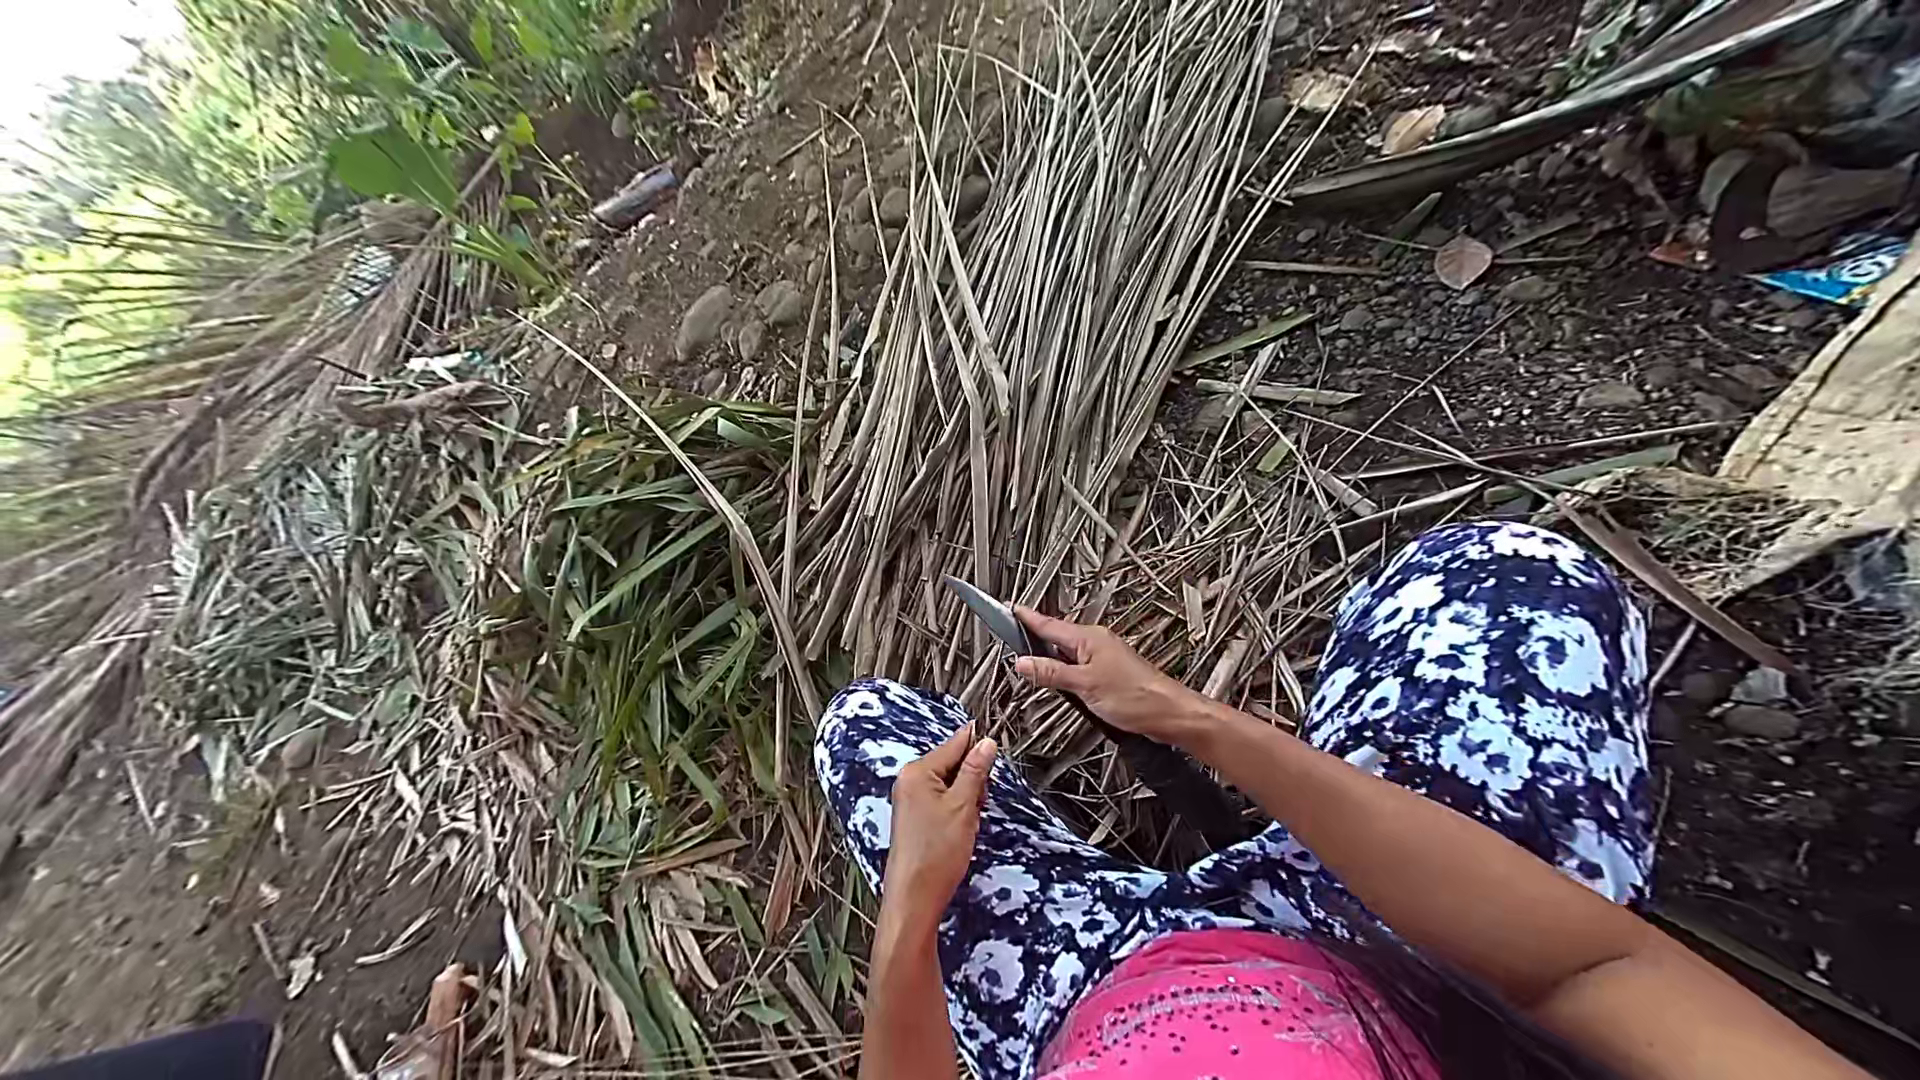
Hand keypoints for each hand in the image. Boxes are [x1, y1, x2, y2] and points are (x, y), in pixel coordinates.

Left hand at [880, 726, 997, 932]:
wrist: (914, 898)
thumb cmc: (935, 854)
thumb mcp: (963, 806)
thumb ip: (976, 771)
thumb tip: (986, 743)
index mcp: (917, 771)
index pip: (954, 744)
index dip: (977, 747)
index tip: (996, 748)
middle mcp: (910, 780)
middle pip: (952, 763)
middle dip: (972, 780)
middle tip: (977, 803)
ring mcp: (911, 798)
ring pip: (950, 783)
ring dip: (967, 797)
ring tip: (968, 821)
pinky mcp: (915, 816)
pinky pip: (943, 799)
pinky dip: (957, 809)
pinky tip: (960, 828)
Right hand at [1012, 607, 1210, 742]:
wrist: (1169, 713)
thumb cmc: (1137, 696)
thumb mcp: (1084, 685)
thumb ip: (1051, 673)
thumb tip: (1024, 663)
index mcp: (1089, 638)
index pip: (1049, 624)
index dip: (1027, 618)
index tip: (1012, 609)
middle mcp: (1097, 642)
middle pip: (1057, 637)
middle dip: (1036, 639)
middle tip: (1015, 634)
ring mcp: (1104, 657)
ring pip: (1068, 653)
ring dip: (1051, 659)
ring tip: (1034, 664)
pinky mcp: (1110, 673)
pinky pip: (1079, 665)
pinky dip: (1067, 671)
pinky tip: (1064, 683)